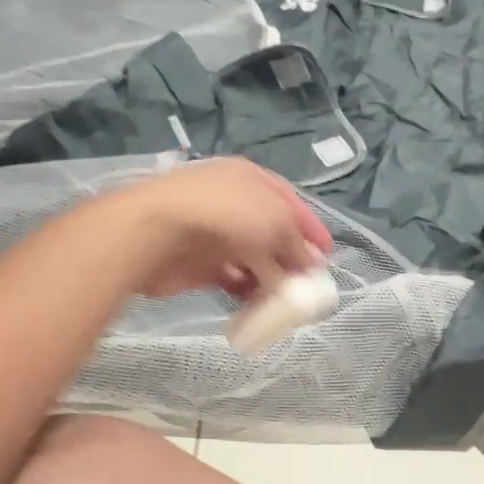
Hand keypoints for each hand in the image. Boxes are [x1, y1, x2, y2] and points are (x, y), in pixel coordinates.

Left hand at [106, 158, 333, 298]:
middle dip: (291, 257)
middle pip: (270, 231)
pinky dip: (245, 290)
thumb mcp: (277, 221)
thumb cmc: (226, 214)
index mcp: (250, 178)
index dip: (310, 227)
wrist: (156, 232)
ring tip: (286, 300)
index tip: (327, 254)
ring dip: (269, 278)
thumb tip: (311, 263)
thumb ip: (297, 243)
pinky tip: (257, 305)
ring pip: (250, 257)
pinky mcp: (196, 263)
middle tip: (308, 283)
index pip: (289, 202)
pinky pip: (229, 277)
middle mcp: (231, 201)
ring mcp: (212, 232)